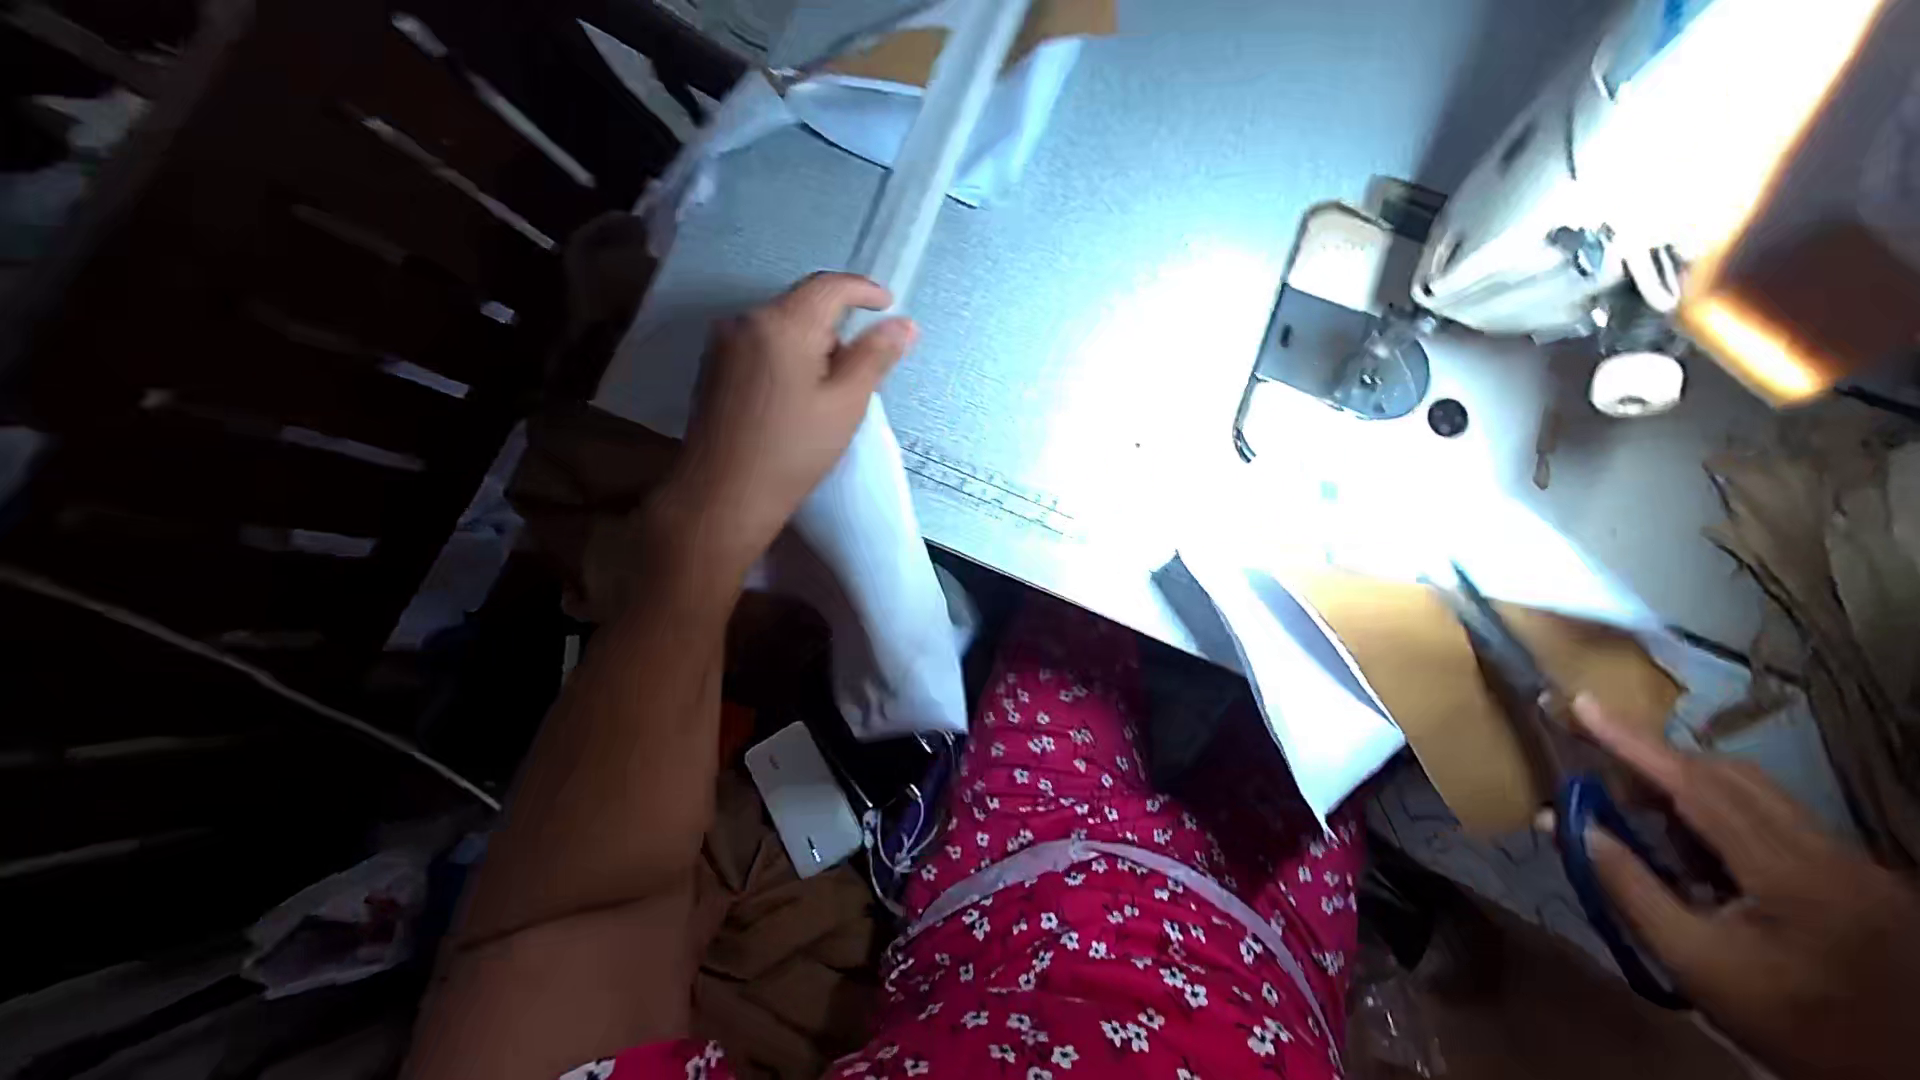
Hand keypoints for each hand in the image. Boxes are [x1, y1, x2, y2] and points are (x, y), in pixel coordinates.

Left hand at [660, 272, 915, 575]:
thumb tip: (905, 324)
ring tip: (829, 389)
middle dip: (837, 324)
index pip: (829, 286)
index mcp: (781, 323)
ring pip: (780, 326)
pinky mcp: (712, 367)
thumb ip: (875, 357)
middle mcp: (745, 320)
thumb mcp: (846, 404)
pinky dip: (787, 356)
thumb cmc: (793, 451)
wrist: (723, 495)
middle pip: (802, 304)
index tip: (888, 304)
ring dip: (811, 343)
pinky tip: (795, 396)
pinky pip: (760, 345)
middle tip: (861, 366)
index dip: (864, 290)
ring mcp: (723, 344)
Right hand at [1569, 694, 1919, 1079]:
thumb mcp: (1693, 961)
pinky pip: (1775, 817)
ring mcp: (1855, 864)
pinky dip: (1718, 809)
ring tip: (1634, 803)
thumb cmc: (1791, 1022)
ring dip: (1687, 782)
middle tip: (1595, 762)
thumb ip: (1625, 884)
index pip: (1698, 785)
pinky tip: (1692, 841)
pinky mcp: (1860, 877)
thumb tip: (1561, 821)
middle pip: (1730, 776)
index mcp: (1793, 874)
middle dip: (1656, 758)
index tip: (1582, 703)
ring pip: (1756, 792)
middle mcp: (1832, 854)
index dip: (1633, 741)